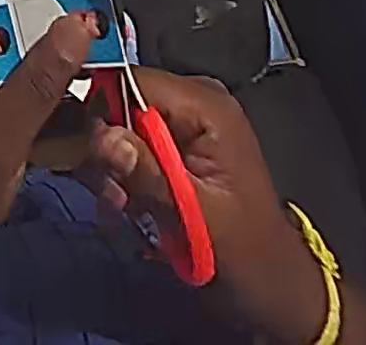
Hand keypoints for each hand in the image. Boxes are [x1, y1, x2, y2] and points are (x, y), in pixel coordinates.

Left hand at [0, 14, 93, 266]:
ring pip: (19, 57)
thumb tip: (76, 26)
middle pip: (8, 26)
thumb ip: (37, 82)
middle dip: (52, 27)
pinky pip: (20, 86)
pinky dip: (48, 91)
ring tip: (97, 52)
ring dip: (55, 61)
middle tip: (98, 22)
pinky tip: (78, 94)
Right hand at [84, 69, 327, 344]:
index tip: (92, 155)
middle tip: (112, 195)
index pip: (128, 78)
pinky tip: (125, 198)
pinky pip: (127, 136)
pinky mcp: (170, 134)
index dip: (100, 110)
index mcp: (206, 104)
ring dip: (109, 164)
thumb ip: (149, 173)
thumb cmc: (247, 254)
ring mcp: (180, 115)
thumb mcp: (199, 218)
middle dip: (105, 146)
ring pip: (116, 119)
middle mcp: (191, 97)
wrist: (274, 286)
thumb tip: (102, 135)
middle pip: (117, 97)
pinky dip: (119, 168)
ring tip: (121, 204)